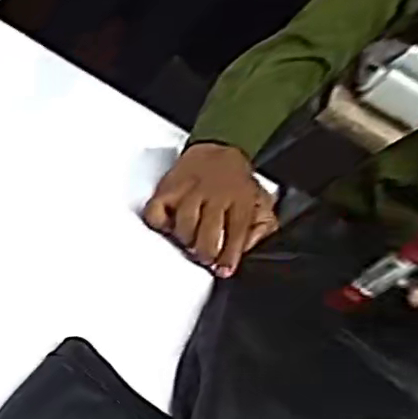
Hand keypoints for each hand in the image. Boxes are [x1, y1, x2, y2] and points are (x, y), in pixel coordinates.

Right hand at [142, 142, 277, 276]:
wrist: (216, 149)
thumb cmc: (233, 182)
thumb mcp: (259, 200)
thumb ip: (261, 225)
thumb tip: (248, 246)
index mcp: (241, 198)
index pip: (237, 231)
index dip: (229, 254)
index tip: (224, 270)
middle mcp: (215, 194)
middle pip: (208, 232)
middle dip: (206, 250)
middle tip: (204, 258)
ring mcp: (188, 193)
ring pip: (183, 226)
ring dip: (185, 239)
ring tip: (188, 240)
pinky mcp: (166, 191)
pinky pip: (156, 215)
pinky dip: (160, 224)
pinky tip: (169, 224)